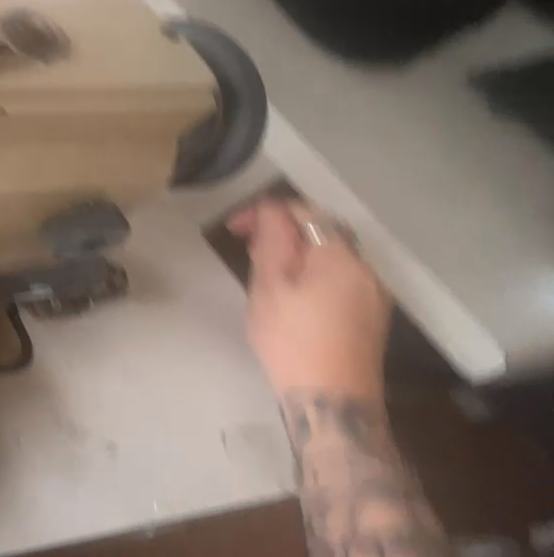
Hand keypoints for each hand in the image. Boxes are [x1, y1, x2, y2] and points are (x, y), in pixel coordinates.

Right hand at [229, 193, 390, 400]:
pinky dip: (311, 270)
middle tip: (244, 245)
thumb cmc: (290, 337)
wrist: (330, 397)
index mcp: (341, 259)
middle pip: (322, 232)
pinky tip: (290, 291)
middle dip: (281, 230)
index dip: (267, 212)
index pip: (305, 213)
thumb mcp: (268, 285)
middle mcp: (367, 271)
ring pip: (330, 255)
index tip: (235, 228)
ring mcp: (374, 294)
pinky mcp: (370, 313)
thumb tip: (271, 212)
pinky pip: (339, 276)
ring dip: (295, 251)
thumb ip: (272, 242)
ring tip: (263, 269)